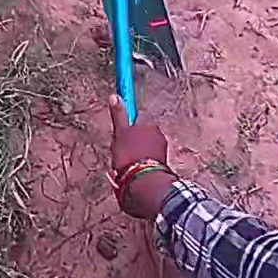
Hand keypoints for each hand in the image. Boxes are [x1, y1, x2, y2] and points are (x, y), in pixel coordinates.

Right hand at [108, 96, 175, 218]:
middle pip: (142, 131)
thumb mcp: (119, 133)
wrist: (144, 182)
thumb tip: (115, 96)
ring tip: (124, 163)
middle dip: (132, 139)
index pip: (137, 117)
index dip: (127, 124)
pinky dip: (141, 161)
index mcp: (148, 124)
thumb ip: (119, 114)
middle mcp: (158, 134)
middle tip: (119, 149)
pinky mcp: (161, 163)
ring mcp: (161, 149)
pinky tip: (132, 169)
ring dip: (136, 151)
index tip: (121, 131)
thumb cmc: (130, 155)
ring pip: (145, 146)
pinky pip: (148, 158)